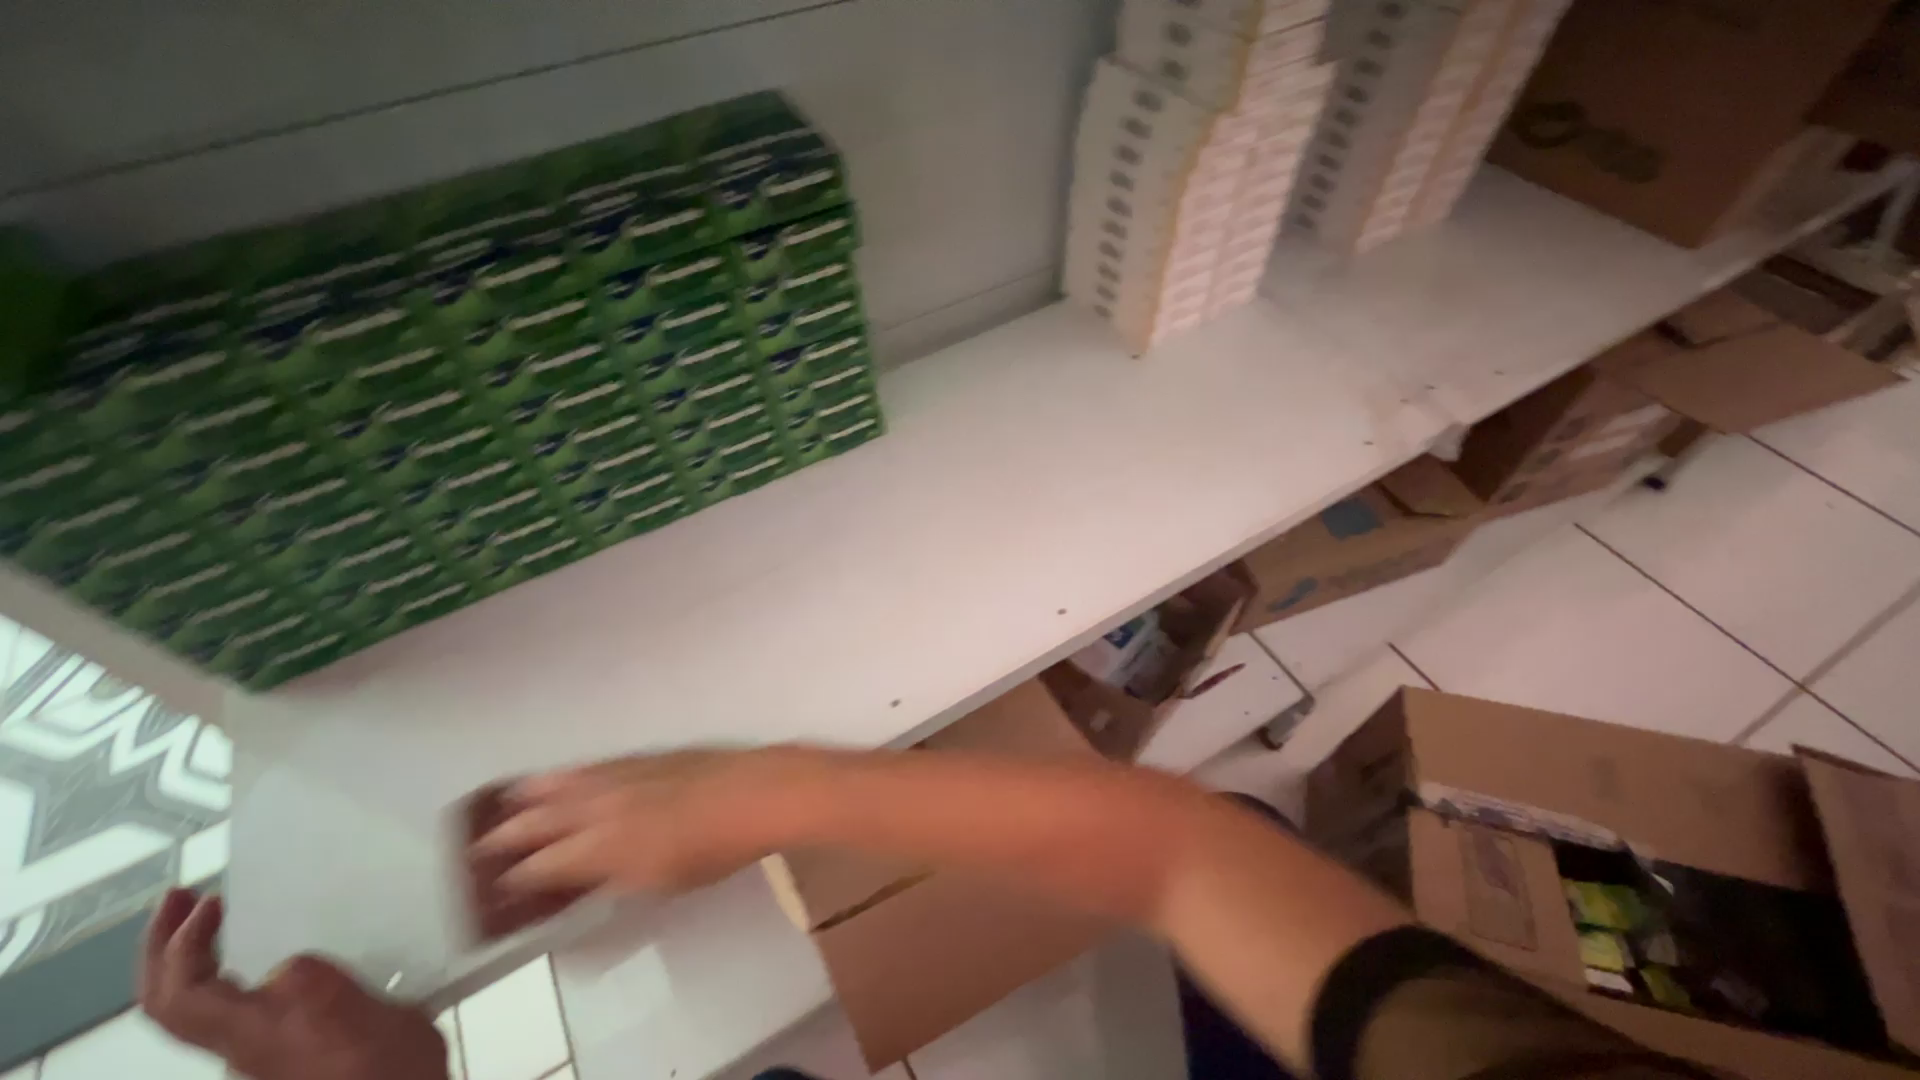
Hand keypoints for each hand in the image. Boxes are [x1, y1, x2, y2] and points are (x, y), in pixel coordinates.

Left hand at [140, 889, 449, 1079]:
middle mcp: (243, 1042)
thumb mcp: (360, 1019)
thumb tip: (283, 966)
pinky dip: (227, 966)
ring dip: (190, 956)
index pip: (181, 994)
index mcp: (252, 1035)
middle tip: (180, 897)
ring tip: (210, 914)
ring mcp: (264, 1044)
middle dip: (164, 948)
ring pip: (196, 1002)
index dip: (181, 945)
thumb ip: (316, 989)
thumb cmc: (381, 1067)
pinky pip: (232, 1001)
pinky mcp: (290, 1041)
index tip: (210, 899)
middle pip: (171, 1002)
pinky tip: (267, 950)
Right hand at [475, 748, 821, 895]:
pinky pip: (594, 765)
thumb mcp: (658, 883)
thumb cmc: (712, 851)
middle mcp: (600, 806)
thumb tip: (587, 878)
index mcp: (599, 846)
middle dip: (509, 833)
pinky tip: (569, 774)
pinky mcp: (646, 757)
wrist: (752, 794)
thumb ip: (614, 879)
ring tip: (510, 798)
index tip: (499, 885)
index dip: (518, 877)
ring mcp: (623, 776)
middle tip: (482, 843)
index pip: (544, 865)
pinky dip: (572, 773)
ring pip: (564, 784)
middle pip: (542, 819)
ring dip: (533, 794)